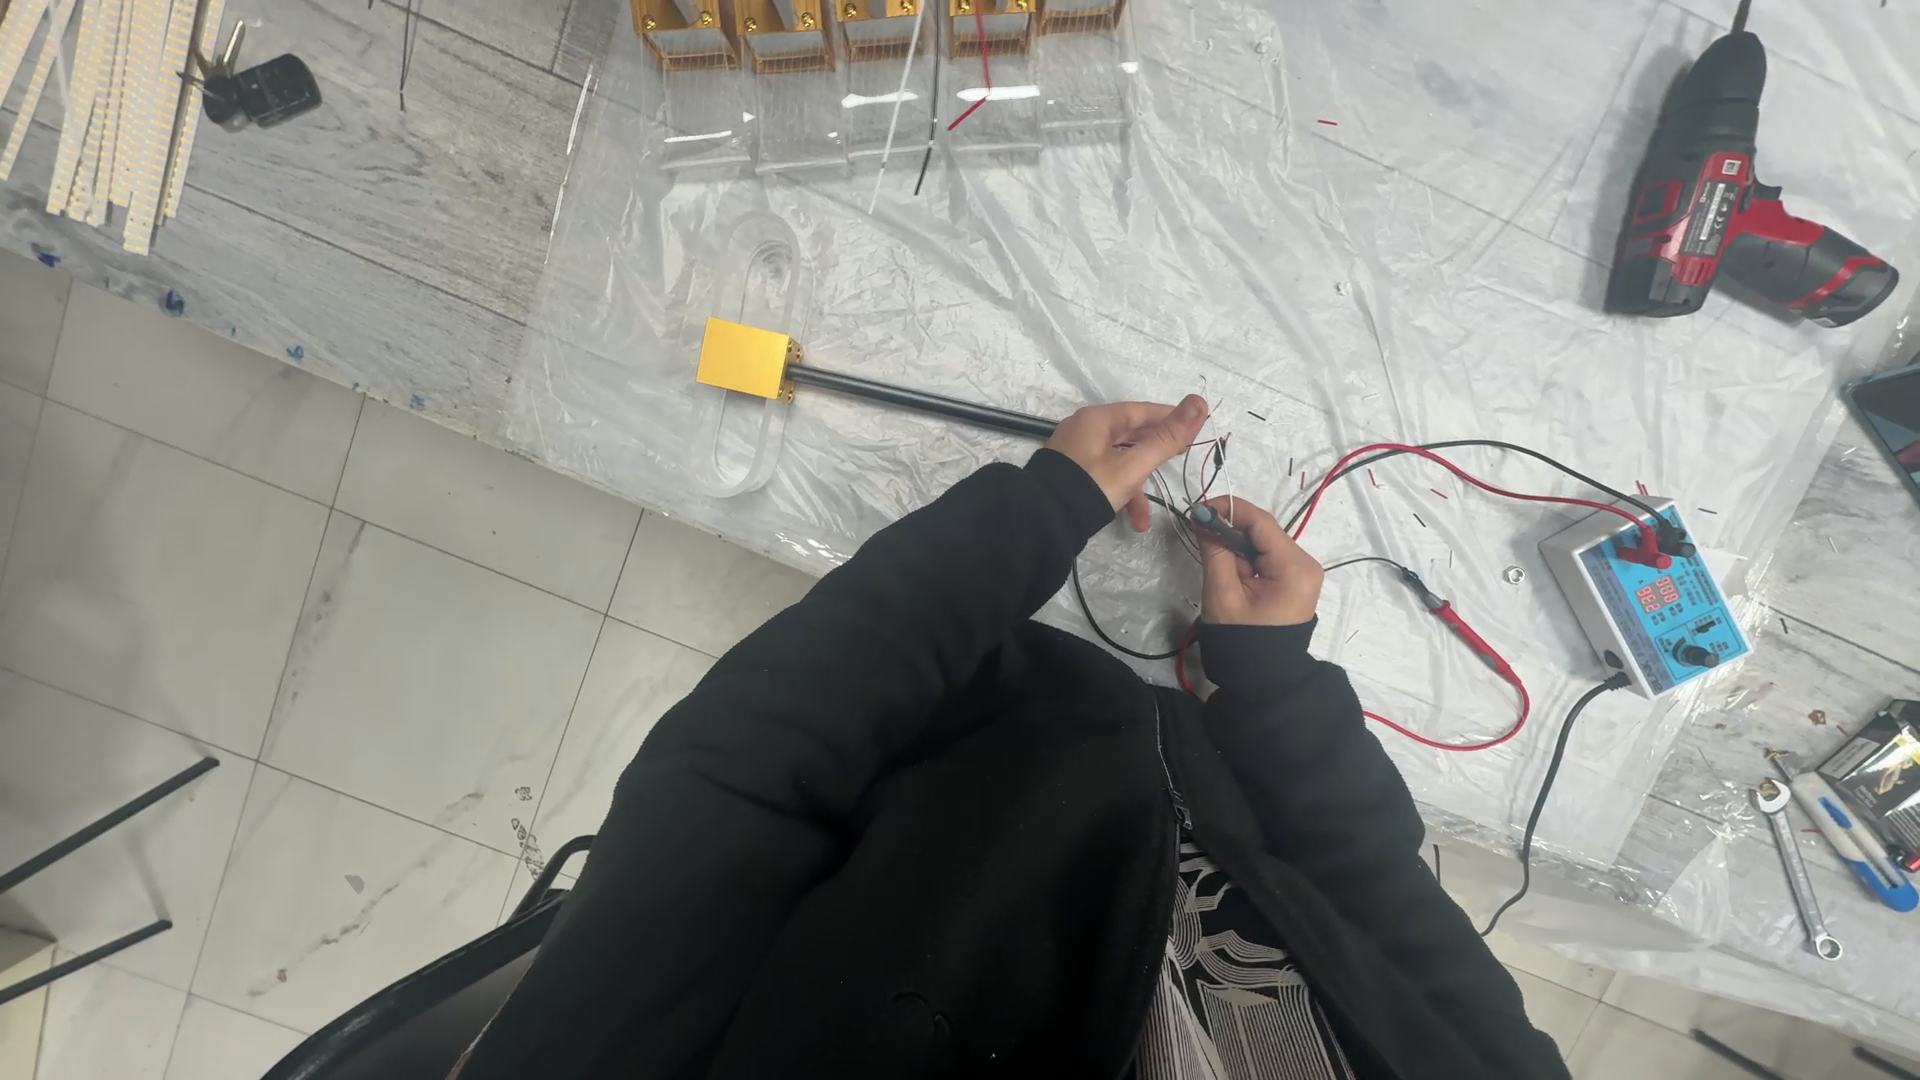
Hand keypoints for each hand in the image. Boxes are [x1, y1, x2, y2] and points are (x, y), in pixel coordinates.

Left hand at [1045, 395, 1208, 530]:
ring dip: (1136, 489)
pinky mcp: (1069, 474)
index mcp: (1097, 420)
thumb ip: (1167, 438)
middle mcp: (1083, 430)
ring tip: (1146, 517)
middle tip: (1180, 459)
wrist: (1043, 522)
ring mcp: (1074, 453)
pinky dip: (1118, 495)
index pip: (1142, 411)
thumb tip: (1199, 402)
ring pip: (1117, 462)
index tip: (1195, 425)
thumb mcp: (1133, 466)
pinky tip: (1132, 521)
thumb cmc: (1091, 488)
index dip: (1170, 418)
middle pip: (1130, 436)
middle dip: (1155, 454)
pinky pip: (1102, 477)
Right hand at [1196, 497, 1323, 626]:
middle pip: (1264, 530)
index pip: (1261, 522)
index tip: (1198, 508)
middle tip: (1199, 529)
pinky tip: (1228, 563)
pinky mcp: (1294, 577)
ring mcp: (1303, 570)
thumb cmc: (1241, 635)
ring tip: (1212, 551)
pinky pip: (1267, 554)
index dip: (1229, 508)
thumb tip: (1203, 516)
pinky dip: (1245, 553)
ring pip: (1263, 540)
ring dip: (1235, 540)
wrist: (1261, 674)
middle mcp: (1306, 563)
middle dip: (1230, 526)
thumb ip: (1215, 549)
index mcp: (1294, 567)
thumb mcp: (1222, 592)